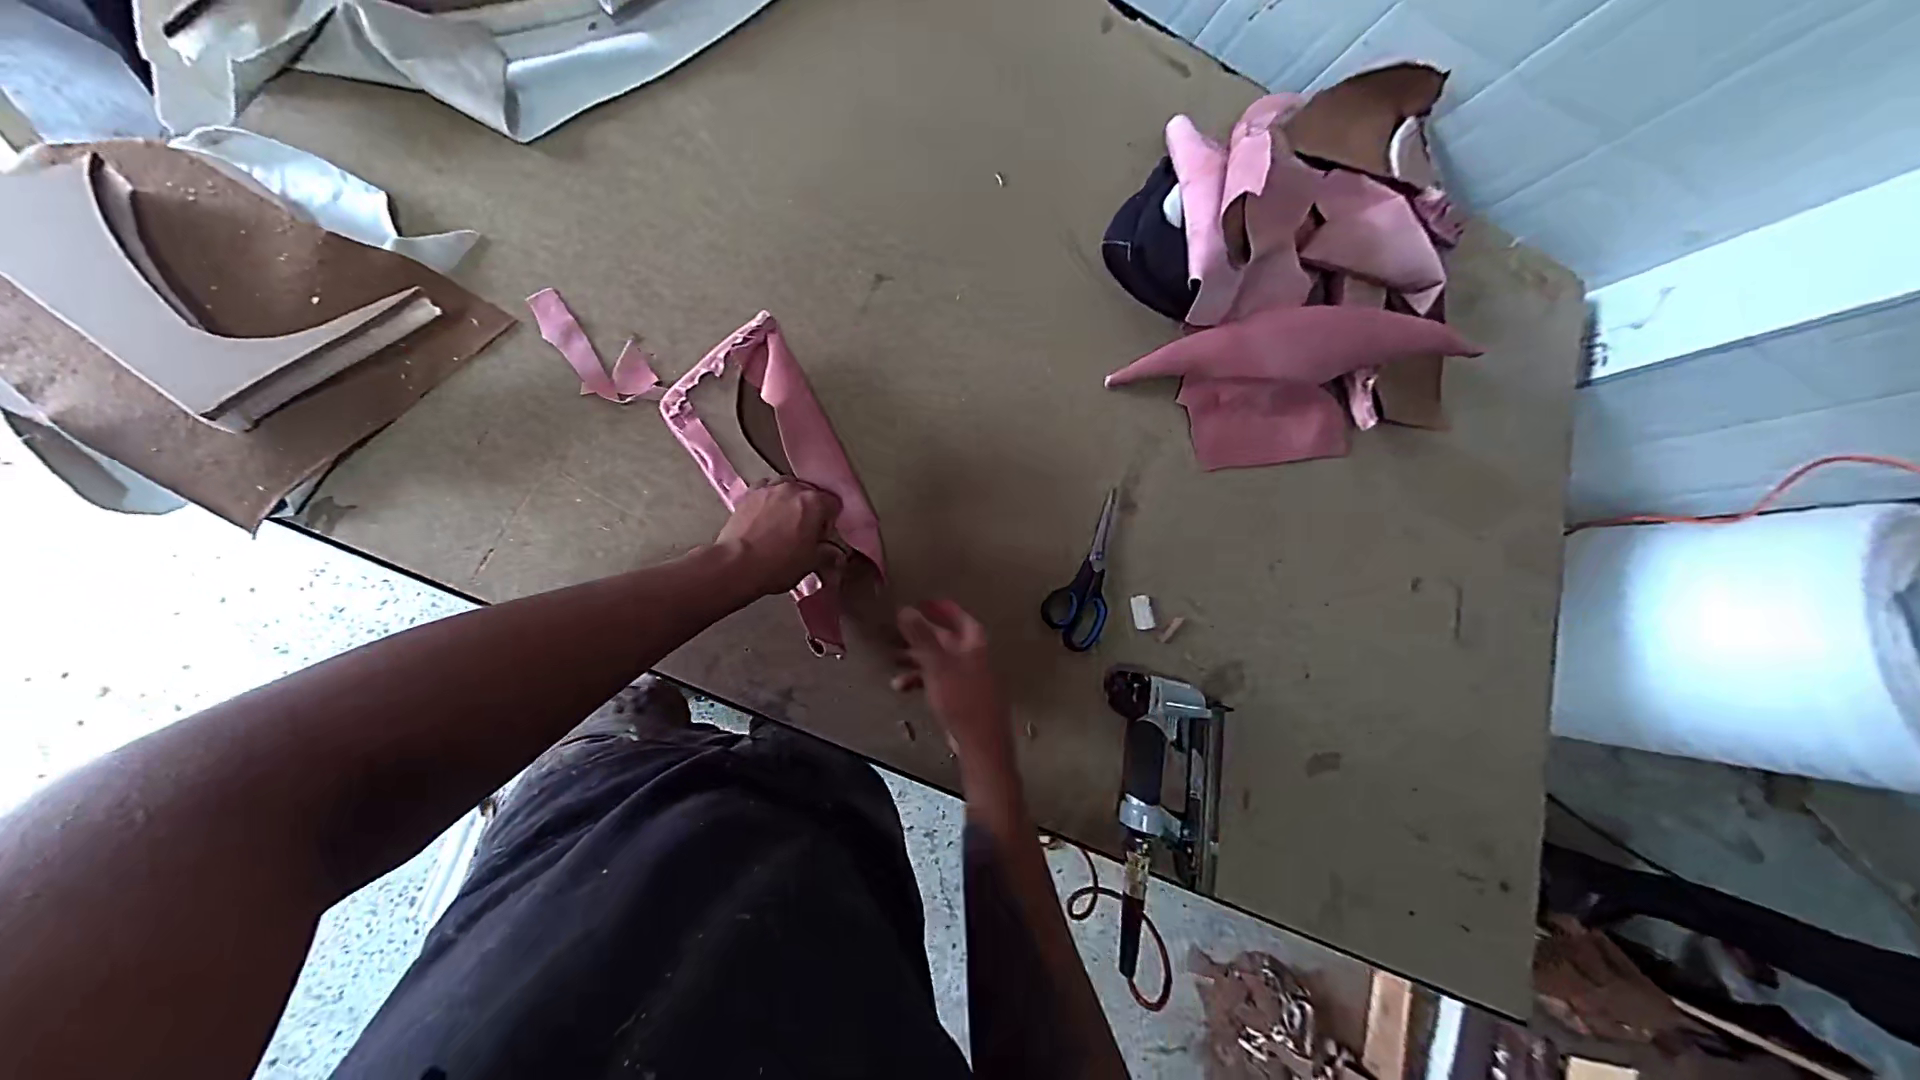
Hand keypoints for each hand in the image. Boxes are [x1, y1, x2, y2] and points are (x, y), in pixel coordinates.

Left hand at [713, 478, 843, 596]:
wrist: (737, 564)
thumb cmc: (777, 563)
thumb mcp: (811, 563)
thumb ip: (828, 554)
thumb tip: (835, 554)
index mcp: (815, 503)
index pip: (834, 503)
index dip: (830, 520)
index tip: (823, 534)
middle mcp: (794, 488)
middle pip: (811, 492)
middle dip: (811, 509)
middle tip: (805, 531)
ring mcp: (770, 488)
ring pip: (788, 487)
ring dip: (791, 501)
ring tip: (785, 521)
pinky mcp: (750, 494)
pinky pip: (767, 489)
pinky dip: (770, 498)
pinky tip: (767, 515)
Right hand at [893, 599, 1014, 769]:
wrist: (979, 743)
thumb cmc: (963, 701)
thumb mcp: (937, 665)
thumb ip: (921, 637)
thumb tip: (906, 610)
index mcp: (973, 644)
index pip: (959, 616)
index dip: (942, 608)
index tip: (925, 602)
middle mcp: (973, 657)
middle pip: (945, 638)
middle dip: (921, 635)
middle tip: (899, 631)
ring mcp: (967, 678)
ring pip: (938, 660)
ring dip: (916, 659)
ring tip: (894, 659)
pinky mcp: (960, 697)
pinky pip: (937, 680)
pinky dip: (921, 680)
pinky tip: (903, 687)